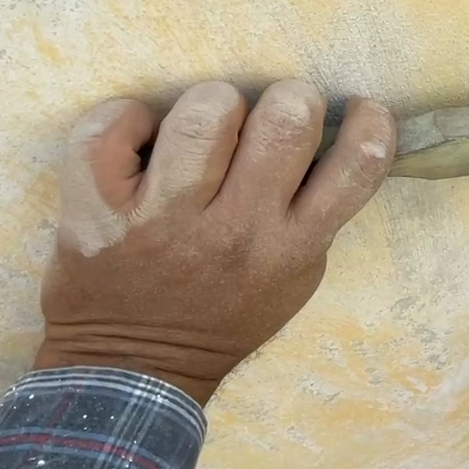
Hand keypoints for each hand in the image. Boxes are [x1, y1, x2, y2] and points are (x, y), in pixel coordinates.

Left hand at [34, 80, 394, 403]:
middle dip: (290, 99)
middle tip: (278, 111)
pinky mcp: (97, 213)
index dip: (371, 122)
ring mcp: (163, 221)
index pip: (357, 166)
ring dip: (216, 103)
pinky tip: (143, 136)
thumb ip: (316, 212)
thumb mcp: (300, 274)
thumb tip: (328, 136)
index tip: (361, 109)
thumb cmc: (231, 313)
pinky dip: (126, 117)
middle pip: (284, 124)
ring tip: (212, 122)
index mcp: (295, 244)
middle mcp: (237, 230)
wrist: (136, 369)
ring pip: (203, 115)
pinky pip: (108, 128)